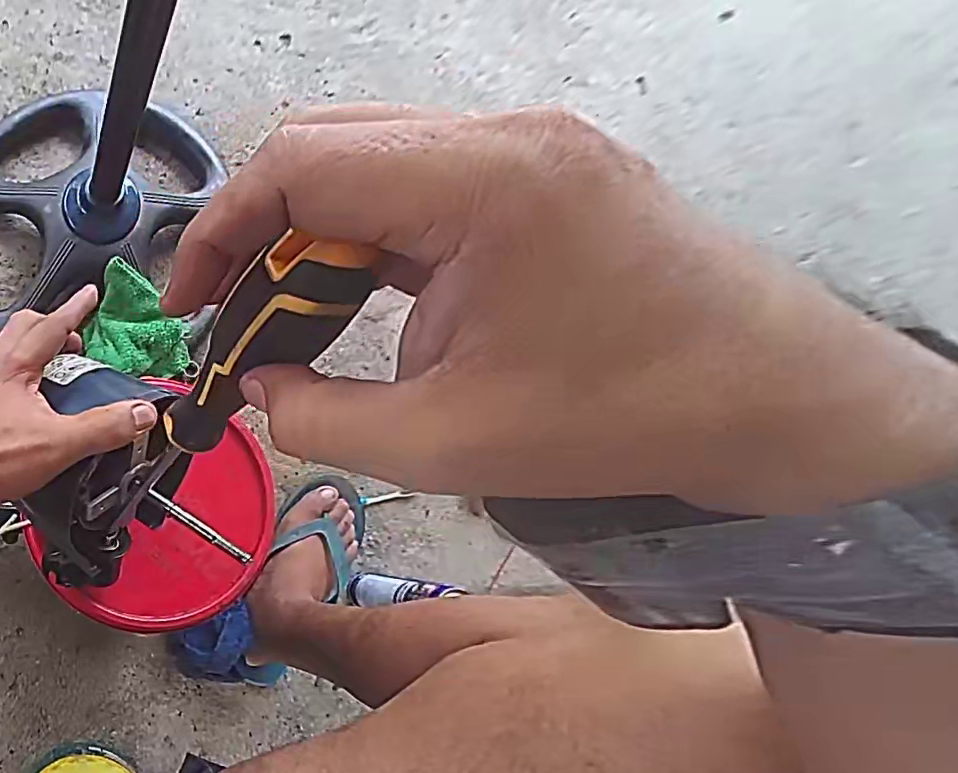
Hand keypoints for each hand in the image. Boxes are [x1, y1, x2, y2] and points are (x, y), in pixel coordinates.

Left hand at [0, 284, 157, 510]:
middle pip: (19, 327)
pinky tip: (2, 389)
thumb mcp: (59, 444)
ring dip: (15, 343)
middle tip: (70, 337)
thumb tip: (139, 414)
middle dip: (49, 325)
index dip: (74, 309)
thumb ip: (103, 427)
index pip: (50, 325)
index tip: (88, 296)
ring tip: (34, 356)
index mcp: (12, 366)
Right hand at [164, 105, 957, 514]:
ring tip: (267, 320)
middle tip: (217, 316)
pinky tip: (333, 305)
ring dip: (296, 241)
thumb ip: (316, 418)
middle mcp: (497, 142)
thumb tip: (255, 387)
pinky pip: (403, 196)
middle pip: (323, 148)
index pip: (301, 164)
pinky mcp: (523, 187)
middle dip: (249, 234)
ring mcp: (516, 157)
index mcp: (480, 185)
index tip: (186, 305)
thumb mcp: (434, 445)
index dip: (220, 231)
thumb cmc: (610, 424)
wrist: (772, 403)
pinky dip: (347, 247)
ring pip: (358, 166)